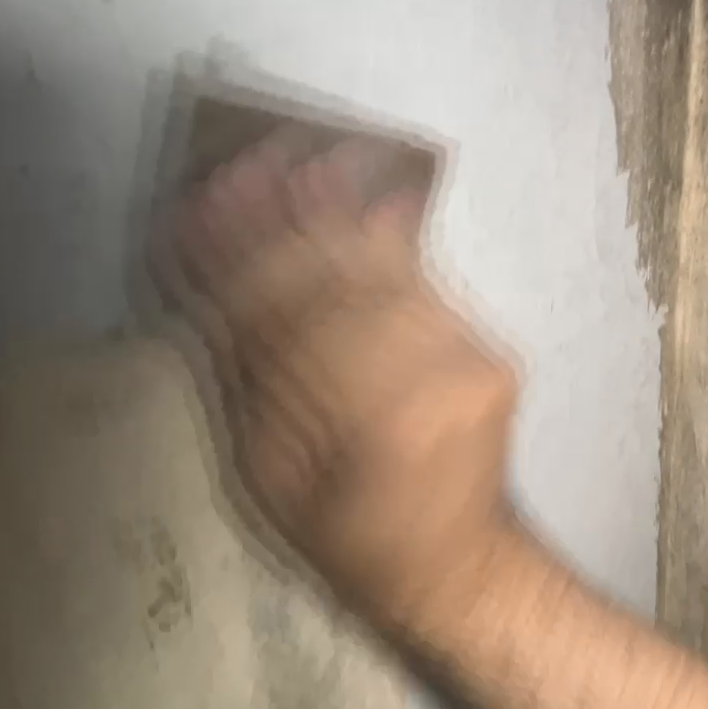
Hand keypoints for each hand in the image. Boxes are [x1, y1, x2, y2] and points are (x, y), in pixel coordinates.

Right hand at [163, 140, 518, 633]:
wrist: (455, 555)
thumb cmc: (343, 533)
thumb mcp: (265, 474)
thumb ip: (250, 374)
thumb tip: (218, 284)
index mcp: (368, 424)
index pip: (293, 317)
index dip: (247, 253)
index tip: (212, 193)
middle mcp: (435, 384)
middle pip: (347, 284)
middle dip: (297, 218)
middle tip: (261, 153)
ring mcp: (474, 366)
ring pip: (396, 279)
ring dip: (350, 217)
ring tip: (314, 156)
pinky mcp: (495, 357)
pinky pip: (437, 293)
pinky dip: (401, 247)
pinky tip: (384, 199)